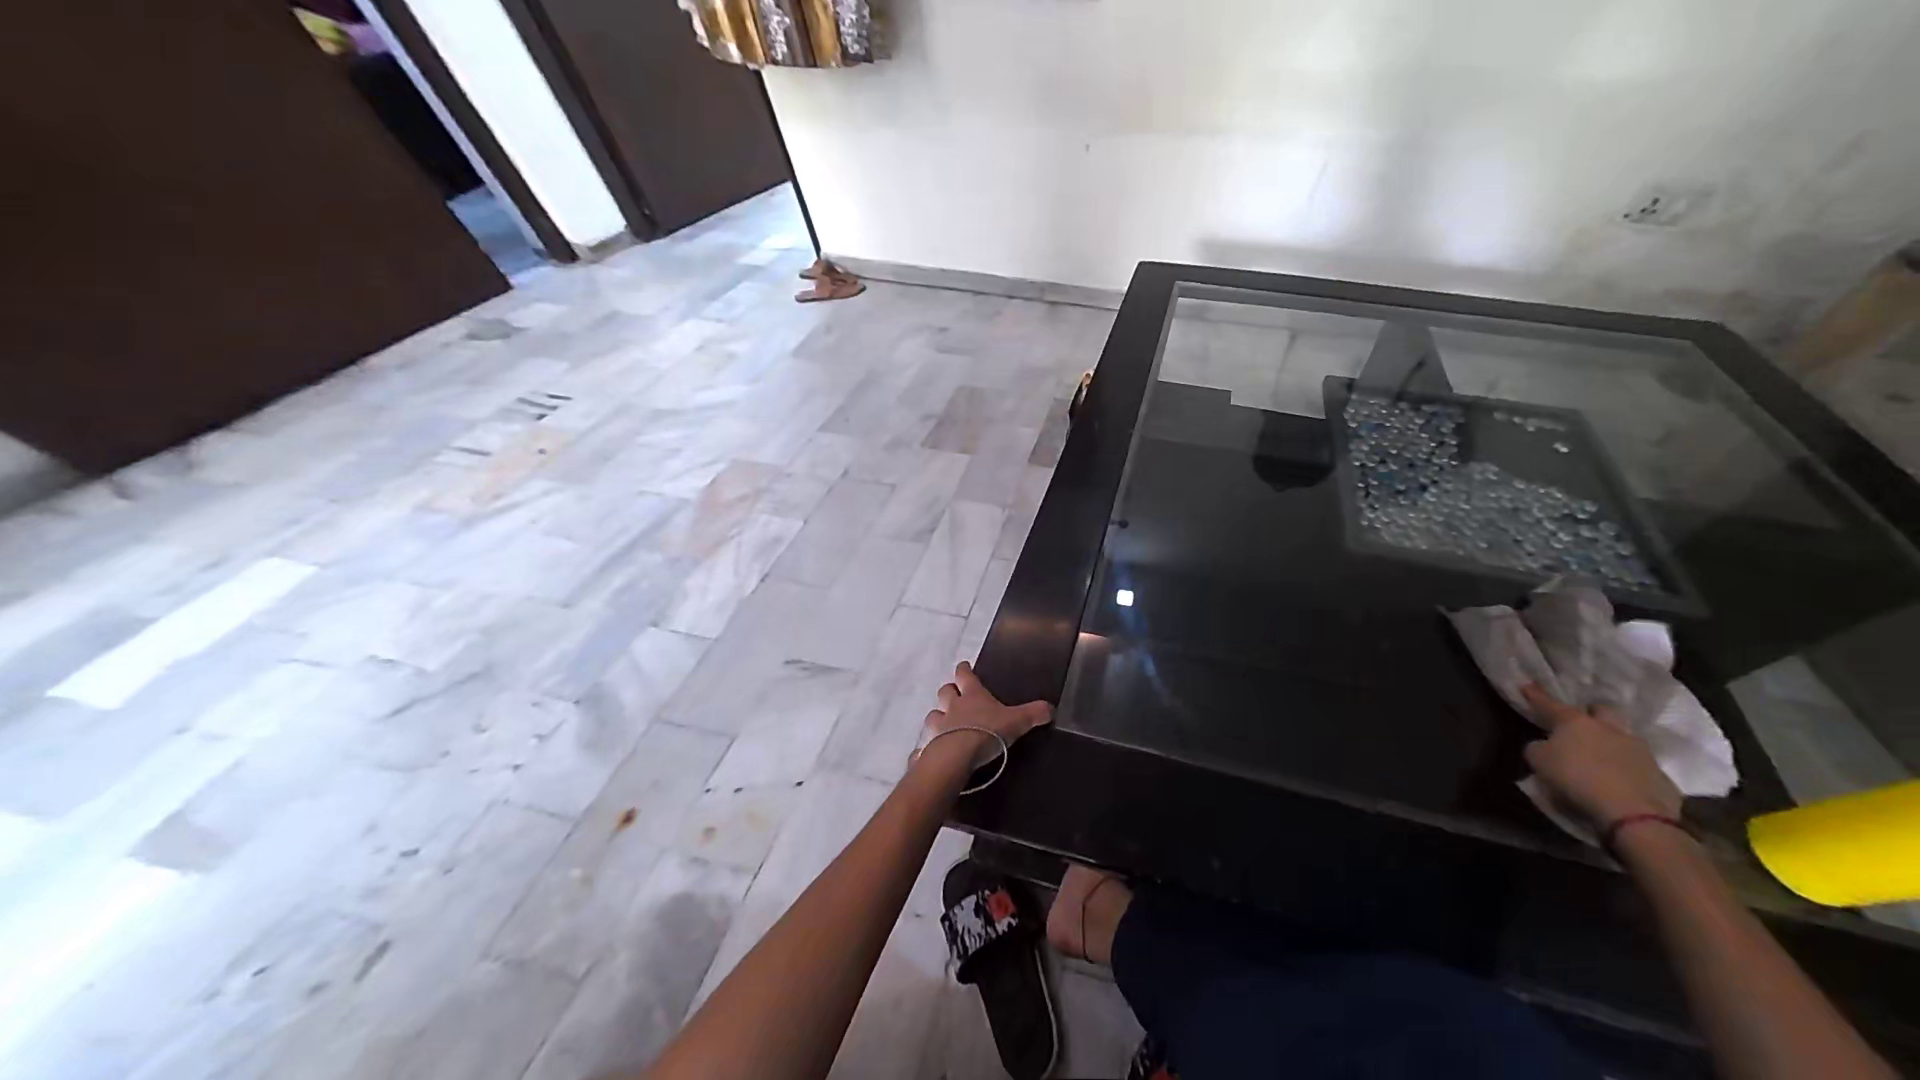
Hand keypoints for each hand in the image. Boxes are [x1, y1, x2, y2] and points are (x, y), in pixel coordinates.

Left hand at [925, 661, 1052, 762]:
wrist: (959, 755)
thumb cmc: (988, 731)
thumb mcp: (1017, 721)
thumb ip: (1034, 713)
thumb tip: (1051, 708)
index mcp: (972, 695)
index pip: (965, 675)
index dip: (964, 670)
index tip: (964, 666)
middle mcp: (952, 706)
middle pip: (945, 692)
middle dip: (949, 691)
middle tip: (954, 694)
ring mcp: (939, 726)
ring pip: (934, 715)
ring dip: (938, 717)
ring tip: (944, 724)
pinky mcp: (931, 745)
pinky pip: (927, 743)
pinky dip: (929, 745)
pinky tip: (933, 750)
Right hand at [1521, 683, 1680, 827]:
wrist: (1632, 812)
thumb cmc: (1576, 779)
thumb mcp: (1538, 761)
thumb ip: (1539, 747)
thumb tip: (1545, 745)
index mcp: (1577, 722)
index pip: (1550, 704)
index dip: (1536, 695)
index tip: (1526, 685)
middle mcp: (1610, 729)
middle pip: (1601, 711)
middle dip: (1590, 713)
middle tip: (1579, 723)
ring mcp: (1640, 750)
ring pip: (1624, 736)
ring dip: (1612, 741)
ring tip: (1601, 755)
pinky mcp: (1659, 774)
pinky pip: (1639, 764)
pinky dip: (1627, 768)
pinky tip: (1619, 780)